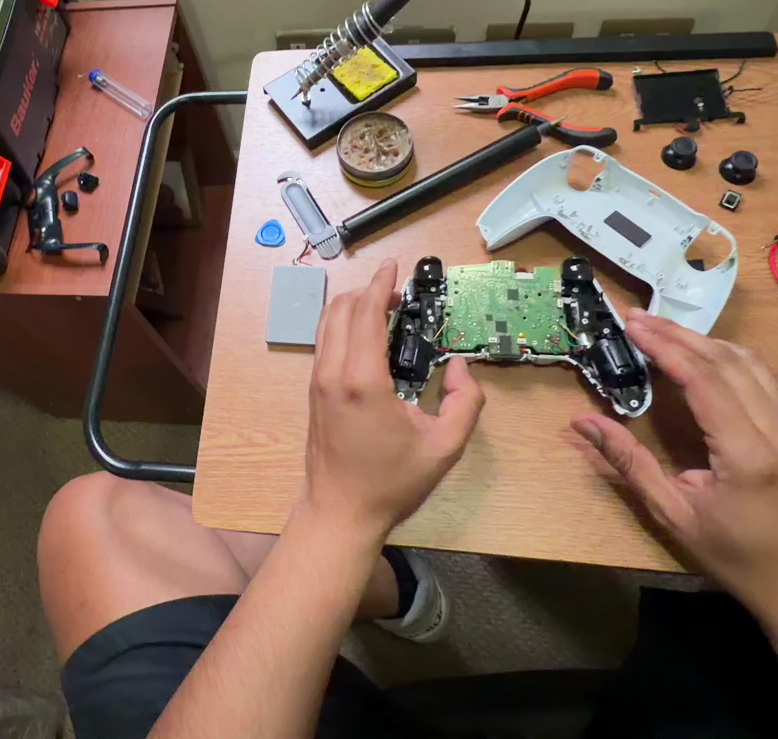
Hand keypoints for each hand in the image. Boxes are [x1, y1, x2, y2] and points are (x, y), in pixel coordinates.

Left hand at [302, 259, 485, 537]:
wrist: (340, 512)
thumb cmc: (392, 482)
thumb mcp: (445, 447)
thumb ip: (464, 402)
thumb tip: (458, 367)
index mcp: (362, 379)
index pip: (366, 313)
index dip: (380, 284)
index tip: (393, 265)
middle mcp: (333, 371)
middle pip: (341, 308)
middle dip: (367, 289)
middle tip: (396, 288)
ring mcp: (317, 380)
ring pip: (326, 321)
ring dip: (351, 304)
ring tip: (382, 304)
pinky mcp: (313, 390)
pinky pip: (324, 340)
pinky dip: (342, 323)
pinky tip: (364, 331)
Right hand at [572, 310, 777, 631]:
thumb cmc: (738, 558)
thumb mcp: (673, 515)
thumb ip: (628, 461)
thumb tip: (581, 421)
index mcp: (746, 454)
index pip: (703, 379)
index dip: (664, 346)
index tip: (630, 324)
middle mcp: (777, 431)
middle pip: (726, 361)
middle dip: (677, 333)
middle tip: (636, 316)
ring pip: (750, 362)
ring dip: (705, 339)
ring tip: (664, 329)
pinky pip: (766, 376)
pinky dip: (731, 355)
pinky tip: (706, 353)